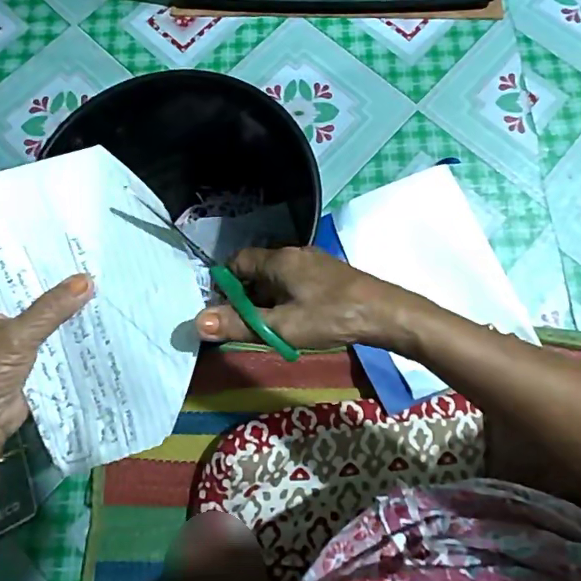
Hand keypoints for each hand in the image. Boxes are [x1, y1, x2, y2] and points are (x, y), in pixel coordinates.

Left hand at [0, 274, 92, 461]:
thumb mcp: (17, 336)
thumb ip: (52, 308)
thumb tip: (87, 279)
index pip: (14, 279)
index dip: (45, 269)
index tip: (78, 256)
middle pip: (33, 300)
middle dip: (63, 292)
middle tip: (99, 271)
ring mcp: (9, 343)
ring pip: (46, 321)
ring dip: (69, 313)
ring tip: (106, 290)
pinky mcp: (26, 361)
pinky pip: (53, 340)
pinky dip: (70, 334)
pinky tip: (98, 320)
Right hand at [193, 247, 414, 350]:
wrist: (382, 312)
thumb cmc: (329, 317)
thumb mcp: (281, 326)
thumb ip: (240, 324)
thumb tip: (197, 321)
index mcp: (280, 259)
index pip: (238, 261)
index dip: (224, 284)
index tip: (221, 310)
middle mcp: (295, 254)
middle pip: (257, 269)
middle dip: (246, 295)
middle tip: (243, 324)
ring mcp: (315, 262)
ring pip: (278, 277)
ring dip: (268, 299)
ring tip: (267, 327)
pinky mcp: (329, 274)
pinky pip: (296, 282)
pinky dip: (287, 298)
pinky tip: (294, 320)